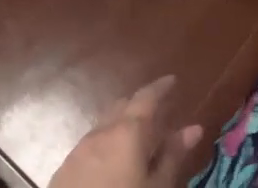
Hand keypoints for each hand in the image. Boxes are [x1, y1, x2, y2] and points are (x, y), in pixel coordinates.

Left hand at [48, 77, 205, 187]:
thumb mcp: (157, 186)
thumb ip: (173, 155)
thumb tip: (194, 128)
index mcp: (128, 131)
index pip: (147, 96)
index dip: (161, 87)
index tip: (172, 80)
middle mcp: (102, 132)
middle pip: (122, 105)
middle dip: (140, 104)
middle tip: (157, 111)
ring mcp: (79, 150)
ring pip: (104, 125)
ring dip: (120, 124)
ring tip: (135, 139)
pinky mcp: (64, 169)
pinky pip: (89, 145)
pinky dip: (105, 143)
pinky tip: (110, 162)